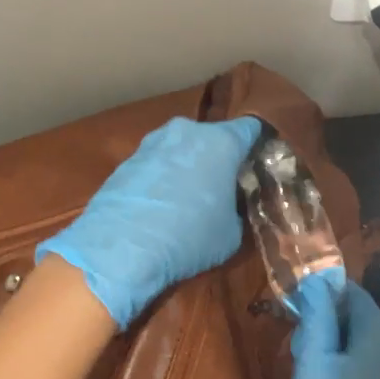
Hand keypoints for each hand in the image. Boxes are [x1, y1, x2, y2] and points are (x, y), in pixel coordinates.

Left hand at [35, 115, 261, 328]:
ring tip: (189, 196)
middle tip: (224, 183)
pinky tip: (160, 205)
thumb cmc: (189, 237)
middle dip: (220, 156)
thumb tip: (231, 205)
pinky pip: (156, 163)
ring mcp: (153, 142)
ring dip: (188, 165)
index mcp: (222, 141)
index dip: (258, 143)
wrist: (120, 250)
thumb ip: (237, 209)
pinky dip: (162, 177)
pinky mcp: (126, 159)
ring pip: (182, 147)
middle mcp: (188, 131)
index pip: (251, 128)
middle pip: (214, 136)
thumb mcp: (231, 233)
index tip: (259, 161)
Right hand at [291, 270, 379, 378]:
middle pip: (355, 319)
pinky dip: (340, 371)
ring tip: (303, 374)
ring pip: (356, 346)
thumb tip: (319, 278)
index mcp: (376, 334)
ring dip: (328, 350)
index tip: (295, 307)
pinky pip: (362, 370)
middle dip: (323, 323)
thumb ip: (318, 317)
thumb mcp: (316, 364)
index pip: (353, 292)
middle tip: (295, 348)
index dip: (324, 291)